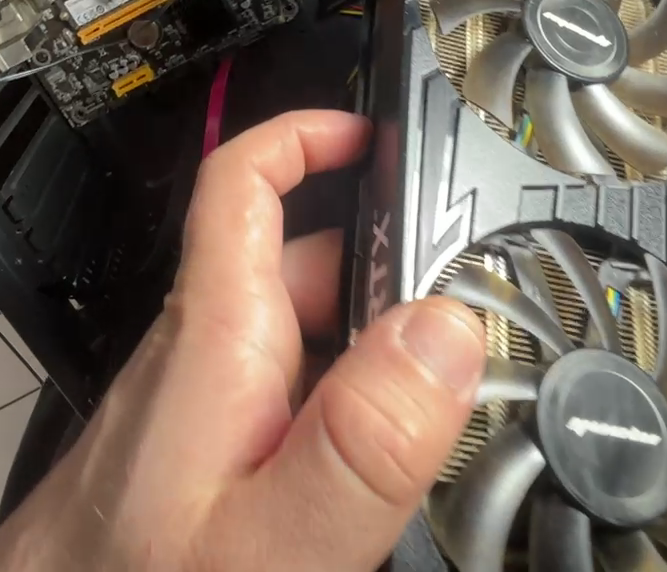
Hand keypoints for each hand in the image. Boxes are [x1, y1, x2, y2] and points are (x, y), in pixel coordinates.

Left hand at [0, 110, 486, 571]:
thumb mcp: (270, 536)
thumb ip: (362, 436)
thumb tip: (444, 332)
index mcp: (215, 333)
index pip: (242, 182)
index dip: (302, 136)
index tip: (369, 133)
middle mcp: (205, 345)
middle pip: (300, 256)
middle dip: (383, 265)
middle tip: (461, 307)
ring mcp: (205, 391)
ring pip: (303, 326)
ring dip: (372, 338)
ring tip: (441, 393)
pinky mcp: (207, 432)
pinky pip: (289, 382)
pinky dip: (343, 391)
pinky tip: (377, 451)